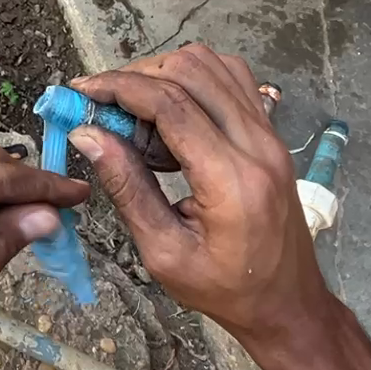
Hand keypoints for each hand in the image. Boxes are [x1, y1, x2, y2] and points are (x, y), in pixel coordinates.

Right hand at [68, 46, 333, 353]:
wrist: (289, 305)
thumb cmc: (223, 289)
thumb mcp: (163, 251)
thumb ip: (126, 186)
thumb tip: (86, 134)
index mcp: (232, 179)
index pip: (171, 103)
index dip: (119, 87)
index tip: (82, 91)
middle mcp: (258, 144)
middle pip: (191, 71)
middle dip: (136, 77)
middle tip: (105, 108)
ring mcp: (270, 134)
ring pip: (212, 64)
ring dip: (163, 73)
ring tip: (136, 110)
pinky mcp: (271, 133)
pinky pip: (231, 77)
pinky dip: (192, 78)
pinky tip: (170, 110)